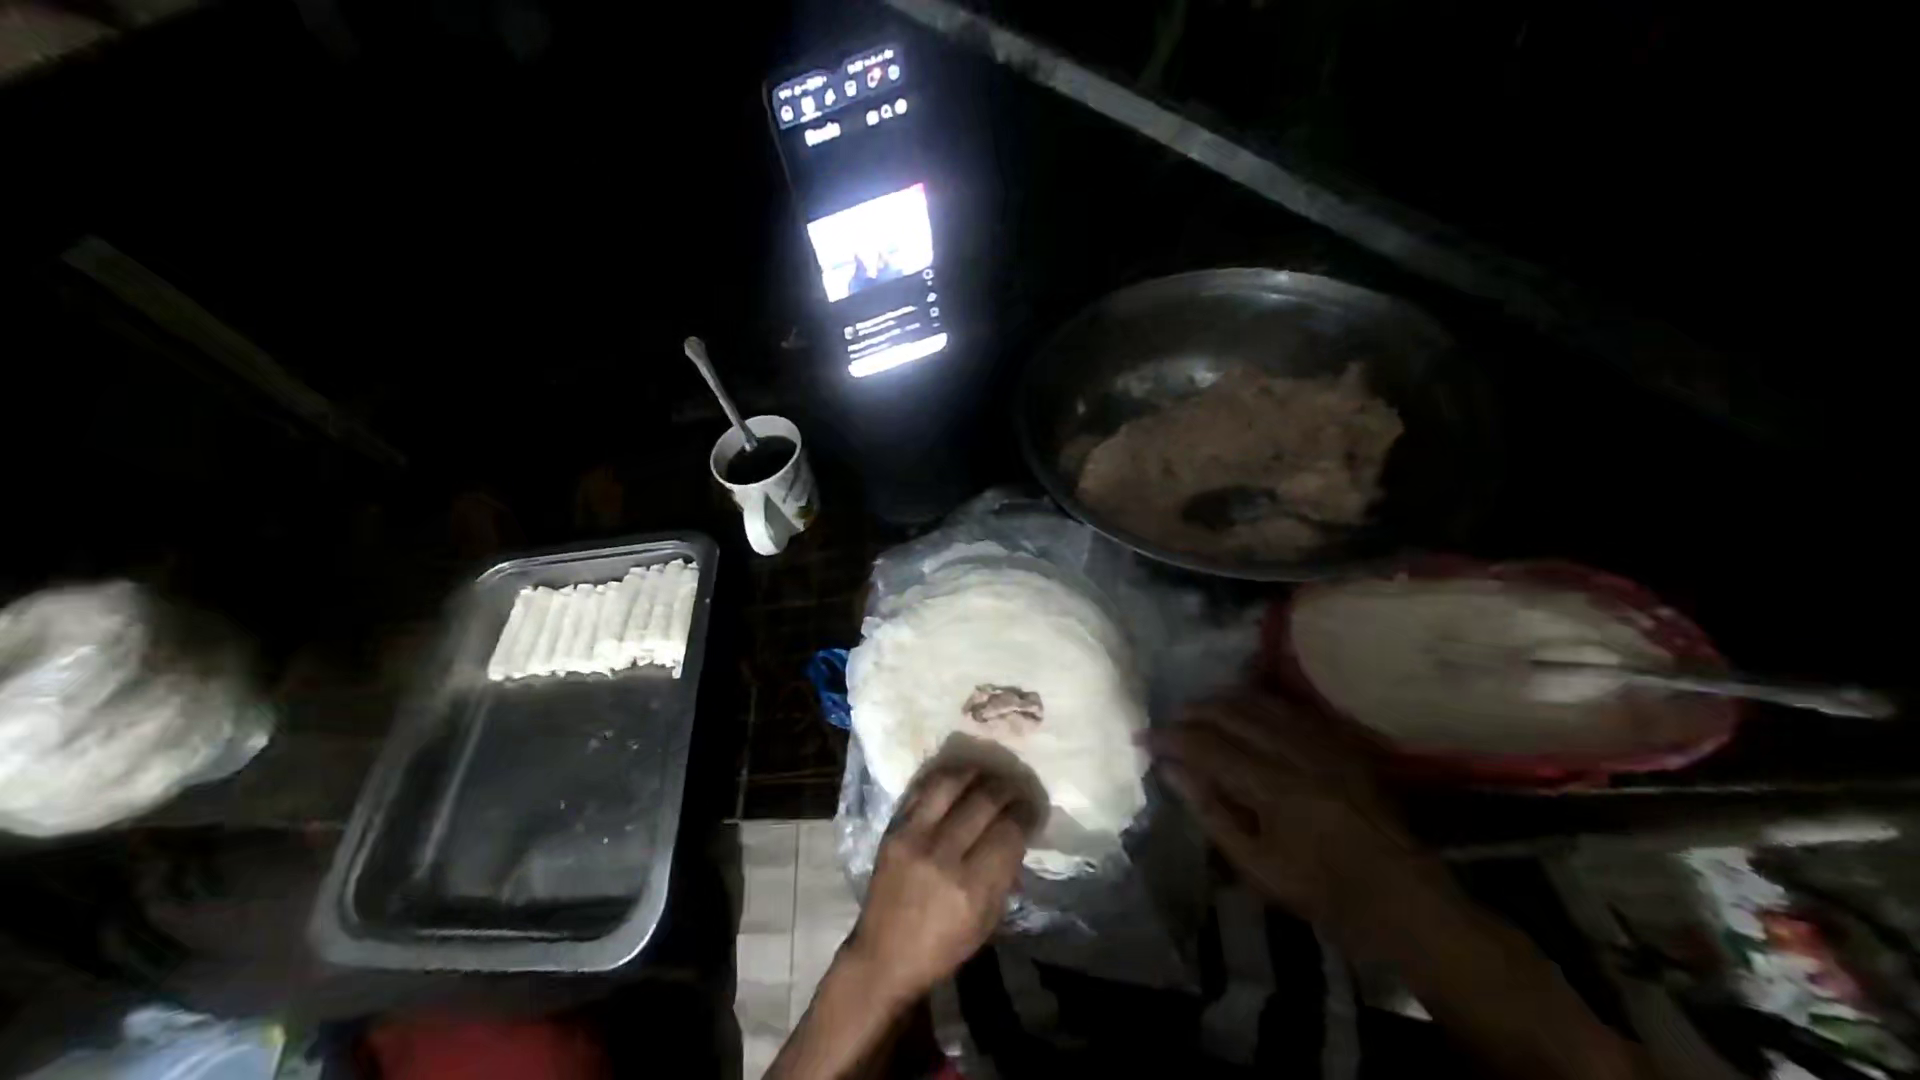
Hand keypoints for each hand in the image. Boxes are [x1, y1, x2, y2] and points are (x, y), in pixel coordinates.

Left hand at [845, 766, 1029, 1003]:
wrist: (883, 956)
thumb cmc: (943, 946)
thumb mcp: (988, 920)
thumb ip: (1005, 873)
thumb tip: (1017, 830)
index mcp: (971, 887)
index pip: (1008, 831)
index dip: (1026, 813)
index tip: (1033, 807)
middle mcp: (942, 855)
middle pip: (984, 801)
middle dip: (1007, 789)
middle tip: (1017, 786)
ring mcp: (914, 837)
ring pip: (951, 784)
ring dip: (977, 773)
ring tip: (990, 773)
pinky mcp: (893, 829)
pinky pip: (923, 790)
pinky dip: (945, 778)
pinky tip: (960, 777)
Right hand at [1144, 695, 1428, 938]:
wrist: (1403, 899)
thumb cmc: (1322, 892)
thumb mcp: (1256, 866)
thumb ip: (1210, 811)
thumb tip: (1170, 770)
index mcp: (1274, 787)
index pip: (1207, 746)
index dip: (1170, 738)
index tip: (1143, 739)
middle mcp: (1297, 752)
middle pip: (1232, 713)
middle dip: (1191, 713)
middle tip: (1166, 724)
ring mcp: (1322, 742)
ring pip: (1259, 702)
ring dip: (1220, 701)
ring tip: (1195, 712)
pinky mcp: (1340, 742)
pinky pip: (1288, 707)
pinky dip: (1255, 703)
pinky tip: (1241, 710)